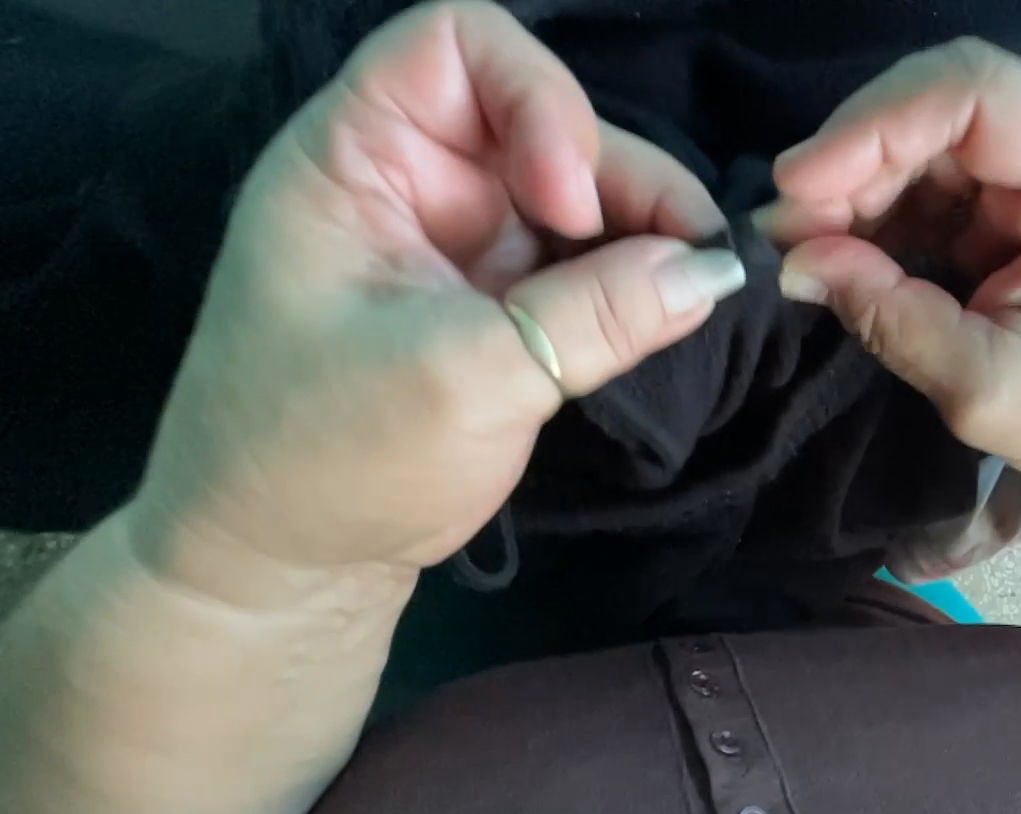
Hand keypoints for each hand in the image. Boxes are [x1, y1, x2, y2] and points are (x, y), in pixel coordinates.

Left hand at [128, 0, 747, 604]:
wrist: (302, 555)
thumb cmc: (336, 455)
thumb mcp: (467, 376)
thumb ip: (597, 317)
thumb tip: (718, 271)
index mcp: (362, 160)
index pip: (463, 50)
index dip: (541, 104)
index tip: (573, 208)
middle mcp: (427, 187)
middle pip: (553, 131)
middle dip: (632, 187)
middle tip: (704, 261)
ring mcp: (478, 252)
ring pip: (590, 206)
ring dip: (653, 239)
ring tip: (701, 292)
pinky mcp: (517, 311)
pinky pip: (597, 272)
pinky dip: (644, 286)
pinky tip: (675, 313)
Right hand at [758, 39, 1020, 516]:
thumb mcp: (986, 386)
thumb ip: (893, 320)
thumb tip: (794, 263)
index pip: (981, 97)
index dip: (879, 123)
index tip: (800, 185)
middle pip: (944, 111)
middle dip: (855, 161)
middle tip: (786, 227)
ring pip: (925, 150)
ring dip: (855, 190)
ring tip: (799, 243)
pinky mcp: (1004, 220)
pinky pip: (926, 195)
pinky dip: (873, 219)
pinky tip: (836, 252)